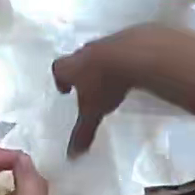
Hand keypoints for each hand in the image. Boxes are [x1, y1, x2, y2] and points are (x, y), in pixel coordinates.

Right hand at [52, 25, 162, 155]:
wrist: (135, 54)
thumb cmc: (105, 83)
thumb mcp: (93, 111)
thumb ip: (83, 132)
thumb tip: (71, 156)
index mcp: (71, 66)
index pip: (58, 70)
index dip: (61, 79)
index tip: (66, 90)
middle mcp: (85, 52)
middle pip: (78, 59)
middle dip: (81, 71)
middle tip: (88, 85)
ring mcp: (107, 42)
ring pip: (100, 53)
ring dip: (103, 64)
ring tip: (112, 79)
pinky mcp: (129, 38)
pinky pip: (122, 49)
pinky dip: (124, 58)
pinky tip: (133, 70)